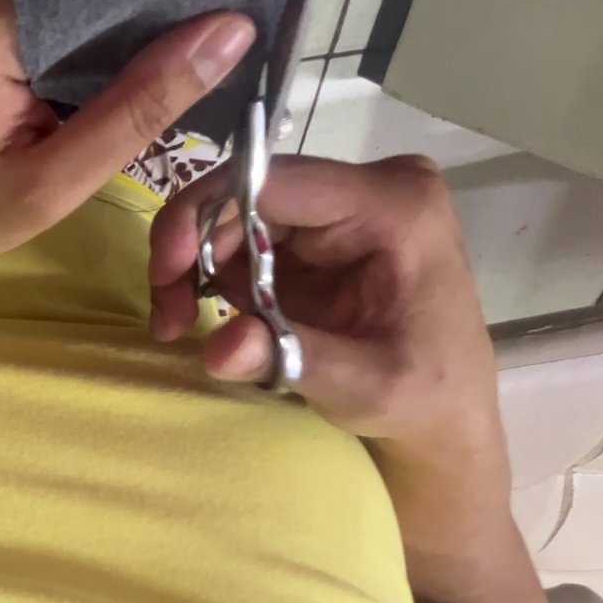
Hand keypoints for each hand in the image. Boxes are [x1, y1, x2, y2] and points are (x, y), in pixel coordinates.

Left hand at [0, 0, 255, 267]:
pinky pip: (61, 1)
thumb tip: (232, 29)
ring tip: (187, 50)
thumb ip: (136, 110)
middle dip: (162, 2)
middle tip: (223, 39)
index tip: (242, 12)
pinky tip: (131, 60)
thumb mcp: (51, 182)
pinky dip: (98, 29)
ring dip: (133, 17)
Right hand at [150, 155, 543, 602]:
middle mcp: (364, 193)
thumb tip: (217, 347)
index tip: (166, 275)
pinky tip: (196, 316)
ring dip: (186, 269)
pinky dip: (200, 277)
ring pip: (224, 216)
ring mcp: (334, 213)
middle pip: (237, 195)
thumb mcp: (364, 387)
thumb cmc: (421, 403)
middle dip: (186, 252)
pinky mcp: (307, 238)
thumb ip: (291, 358)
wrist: (436, 422)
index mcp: (392, 208)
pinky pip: (231, 239)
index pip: (269, 181)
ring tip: (176, 325)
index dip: (201, 217)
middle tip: (167, 318)